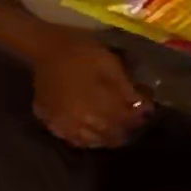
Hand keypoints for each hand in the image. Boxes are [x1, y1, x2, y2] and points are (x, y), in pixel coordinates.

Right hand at [31, 34, 151, 147]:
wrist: (49, 49)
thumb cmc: (87, 57)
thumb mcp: (115, 71)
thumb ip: (128, 93)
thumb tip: (143, 109)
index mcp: (98, 106)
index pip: (123, 124)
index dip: (137, 122)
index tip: (144, 117)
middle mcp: (78, 118)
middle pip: (106, 136)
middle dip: (122, 133)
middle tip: (131, 127)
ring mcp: (59, 120)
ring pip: (86, 140)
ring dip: (102, 139)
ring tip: (112, 132)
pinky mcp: (45, 116)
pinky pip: (64, 135)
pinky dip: (80, 138)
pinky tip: (88, 134)